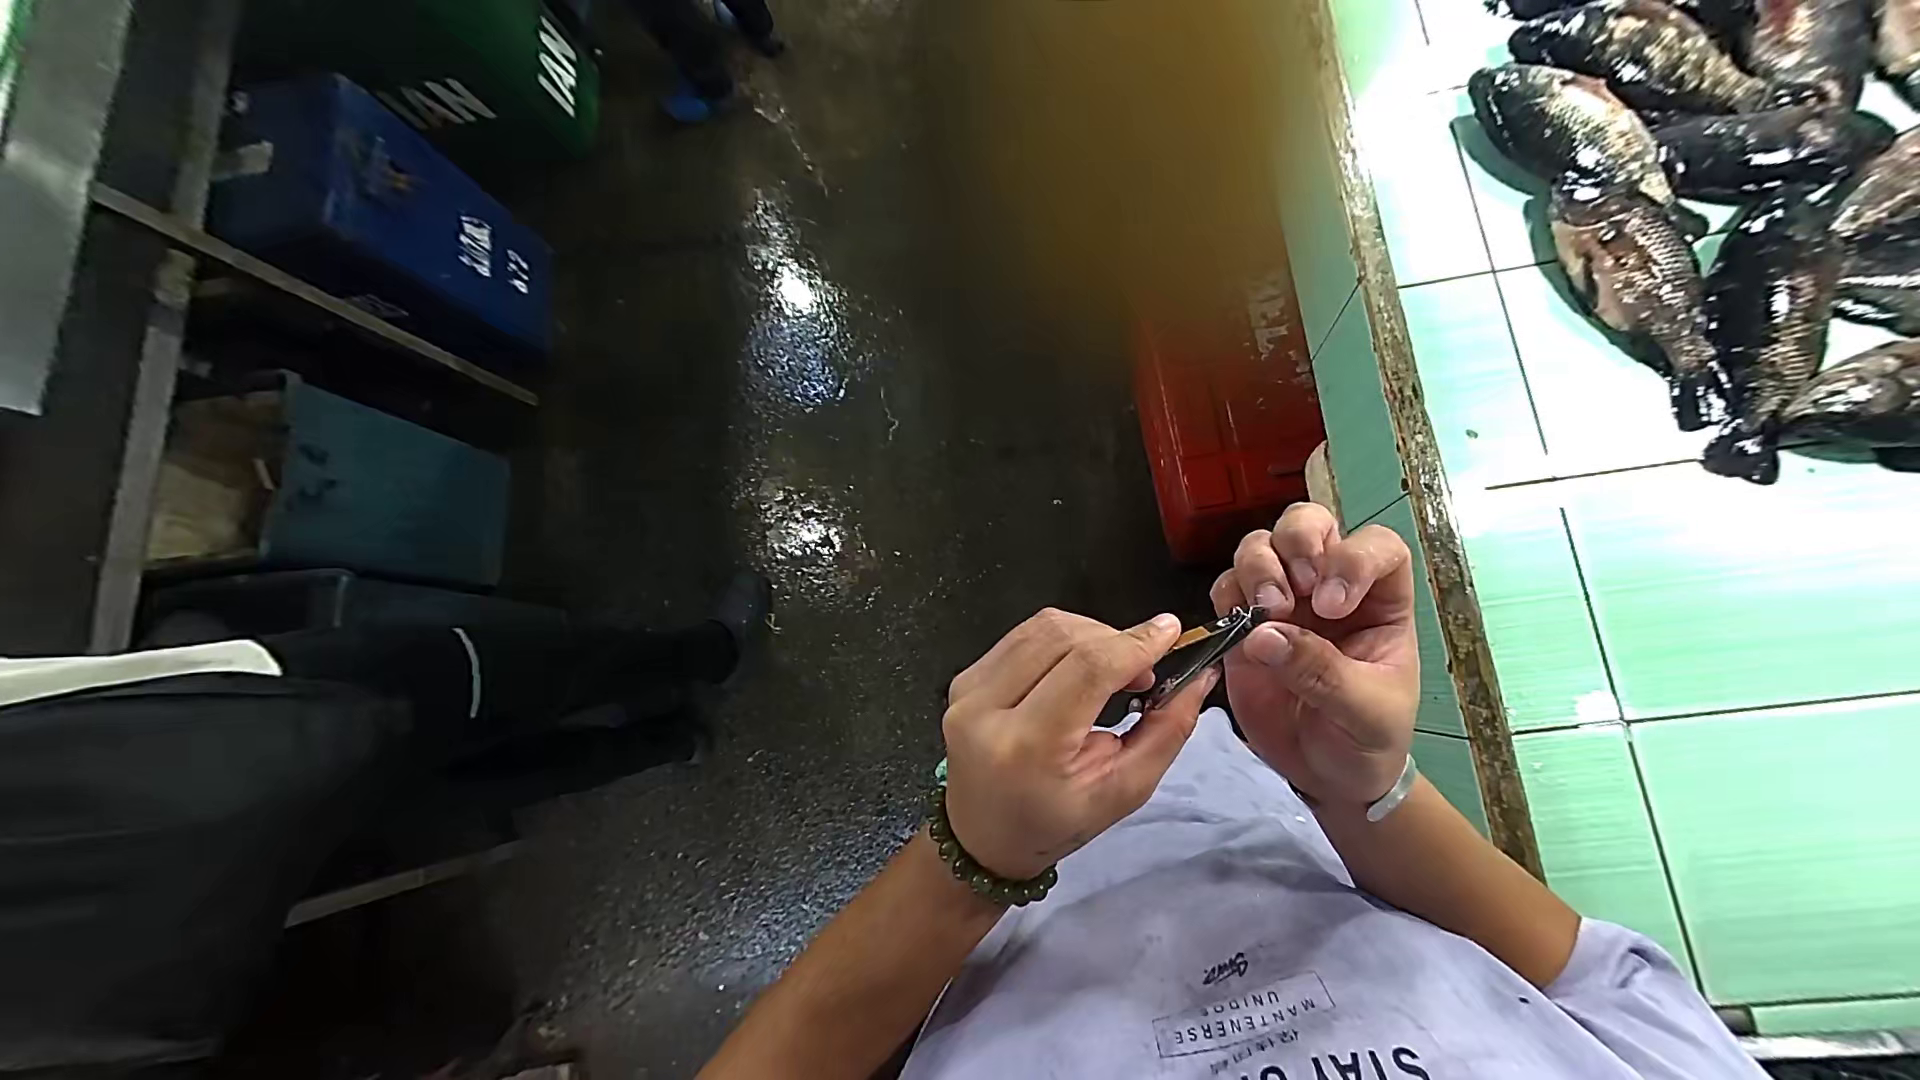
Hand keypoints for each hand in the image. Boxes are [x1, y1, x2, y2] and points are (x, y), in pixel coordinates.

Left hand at [941, 609, 1217, 879]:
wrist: (981, 835)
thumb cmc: (1054, 822)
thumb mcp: (1123, 791)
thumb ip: (1166, 730)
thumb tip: (1199, 675)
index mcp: (1026, 747)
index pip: (1087, 669)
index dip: (1134, 643)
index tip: (1170, 631)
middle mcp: (986, 709)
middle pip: (1063, 637)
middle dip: (1116, 640)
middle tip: (1144, 668)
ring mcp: (968, 688)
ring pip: (1042, 626)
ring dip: (1091, 633)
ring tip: (1115, 666)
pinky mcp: (964, 676)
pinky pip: (1022, 635)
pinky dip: (1062, 639)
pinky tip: (1078, 664)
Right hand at [1210, 503, 1418, 805]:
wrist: (1323, 774)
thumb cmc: (1366, 741)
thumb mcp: (1365, 713)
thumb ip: (1322, 673)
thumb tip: (1264, 635)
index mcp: (1378, 602)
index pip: (1376, 547)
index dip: (1352, 559)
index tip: (1331, 607)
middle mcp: (1326, 588)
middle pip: (1308, 524)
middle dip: (1295, 542)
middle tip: (1291, 588)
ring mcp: (1281, 602)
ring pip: (1260, 546)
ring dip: (1256, 567)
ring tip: (1264, 611)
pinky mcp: (1242, 624)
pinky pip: (1225, 587)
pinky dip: (1225, 596)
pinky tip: (1236, 625)